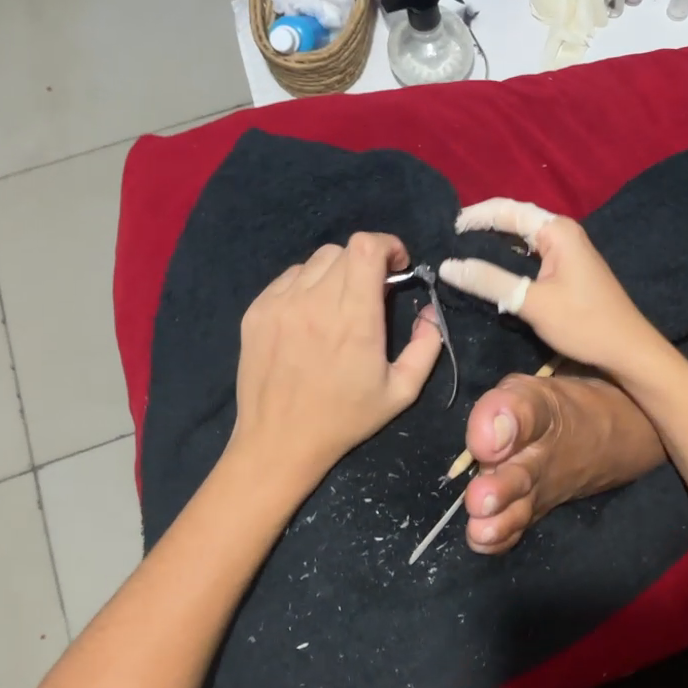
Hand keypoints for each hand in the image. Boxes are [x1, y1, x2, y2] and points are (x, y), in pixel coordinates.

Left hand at [231, 233, 443, 491]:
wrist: (279, 442)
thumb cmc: (345, 418)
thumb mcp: (402, 391)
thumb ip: (426, 346)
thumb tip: (431, 312)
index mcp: (354, 319)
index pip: (366, 248)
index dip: (387, 245)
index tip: (397, 267)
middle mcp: (315, 302)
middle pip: (344, 250)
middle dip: (367, 262)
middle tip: (373, 291)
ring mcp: (280, 304)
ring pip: (316, 261)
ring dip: (337, 273)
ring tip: (340, 303)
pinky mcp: (257, 311)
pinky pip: (289, 278)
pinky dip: (307, 285)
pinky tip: (311, 315)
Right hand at [438, 199, 668, 377]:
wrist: (628, 350)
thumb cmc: (584, 323)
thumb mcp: (531, 302)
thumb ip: (489, 281)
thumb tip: (448, 265)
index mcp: (557, 230)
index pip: (507, 209)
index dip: (475, 216)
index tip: (445, 229)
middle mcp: (563, 232)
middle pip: (514, 221)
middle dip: (481, 228)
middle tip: (447, 242)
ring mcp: (567, 251)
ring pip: (522, 240)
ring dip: (494, 246)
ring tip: (461, 256)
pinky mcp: (567, 270)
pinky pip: (531, 256)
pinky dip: (509, 261)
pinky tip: (490, 273)